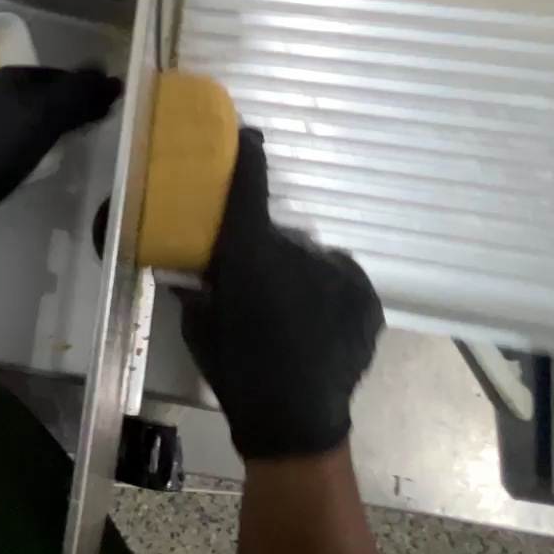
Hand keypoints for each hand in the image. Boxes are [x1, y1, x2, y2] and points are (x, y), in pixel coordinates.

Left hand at [0, 66, 120, 242]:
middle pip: (48, 94)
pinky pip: (18, 133)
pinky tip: (42, 155)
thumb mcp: (40, 119)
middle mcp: (0, 91)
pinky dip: (37, 140)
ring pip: (33, 113)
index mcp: (16, 80)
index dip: (90, 90)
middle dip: (74, 104)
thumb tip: (112, 79)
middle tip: (100, 123)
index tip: (113, 106)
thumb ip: (75, 98)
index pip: (65, 77)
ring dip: (55, 122)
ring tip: (77, 140)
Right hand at [179, 128, 383, 458]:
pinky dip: (326, 294)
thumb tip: (188, 275)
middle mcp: (295, 250)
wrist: (293, 420)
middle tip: (257, 285)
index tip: (247, 133)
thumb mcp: (197, 323)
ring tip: (290, 314)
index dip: (247, 155)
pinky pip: (338, 281)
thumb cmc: (233, 366)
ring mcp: (337, 272)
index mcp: (248, 251)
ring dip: (297, 276)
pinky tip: (317, 325)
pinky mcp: (365, 295)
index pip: (248, 187)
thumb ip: (195, 290)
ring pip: (308, 261)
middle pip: (277, 234)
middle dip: (265, 251)